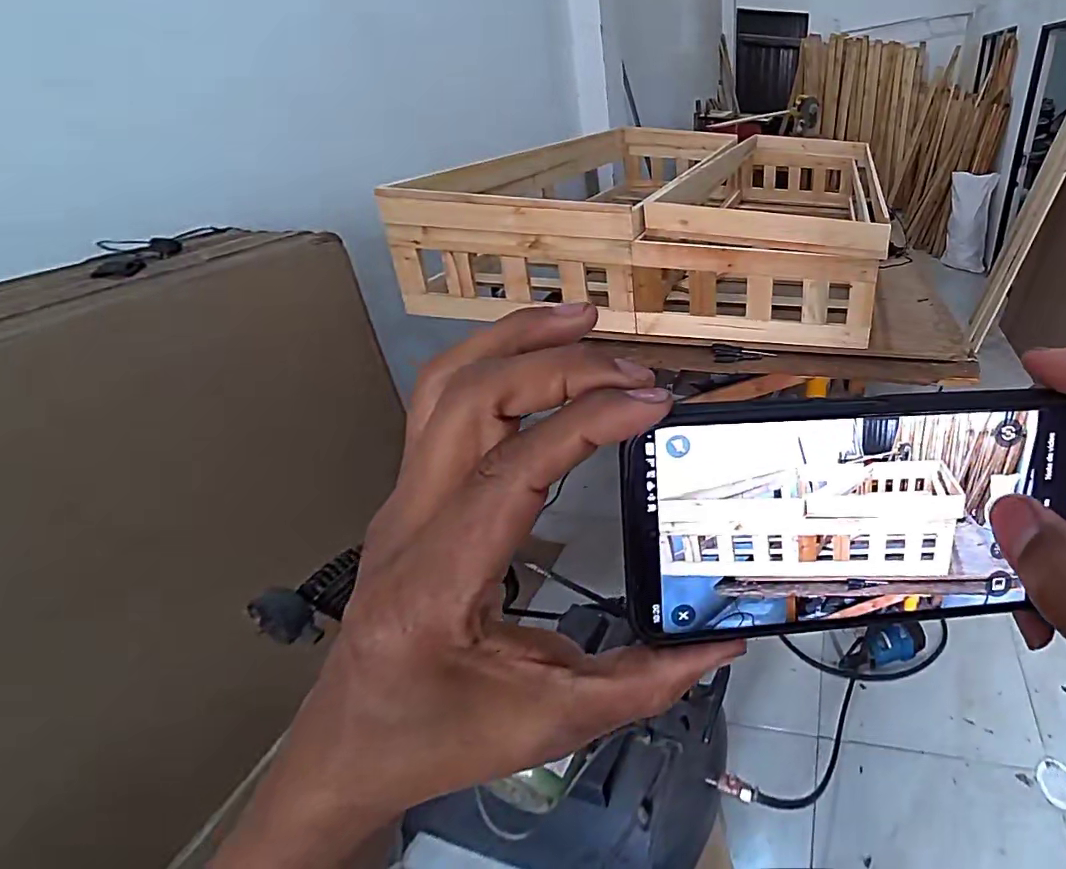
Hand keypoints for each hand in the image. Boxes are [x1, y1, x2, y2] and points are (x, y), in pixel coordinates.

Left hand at [212, 304, 742, 868]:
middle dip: (557, 366)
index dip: (588, 421)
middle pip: (472, 402)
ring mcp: (401, 497)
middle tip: (632, 370)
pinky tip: (535, 351)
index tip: (653, 402)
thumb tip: (719, 642)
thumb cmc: (434, 738)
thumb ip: (642, 682)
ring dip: (514, 338)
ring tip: (582, 320)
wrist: (346, 745)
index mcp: (438, 580)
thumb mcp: (547, 721)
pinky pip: (441, 401)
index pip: (515, 468)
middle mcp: (408, 520)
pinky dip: (492, 358)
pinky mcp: (409, 490)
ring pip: (444, 384)